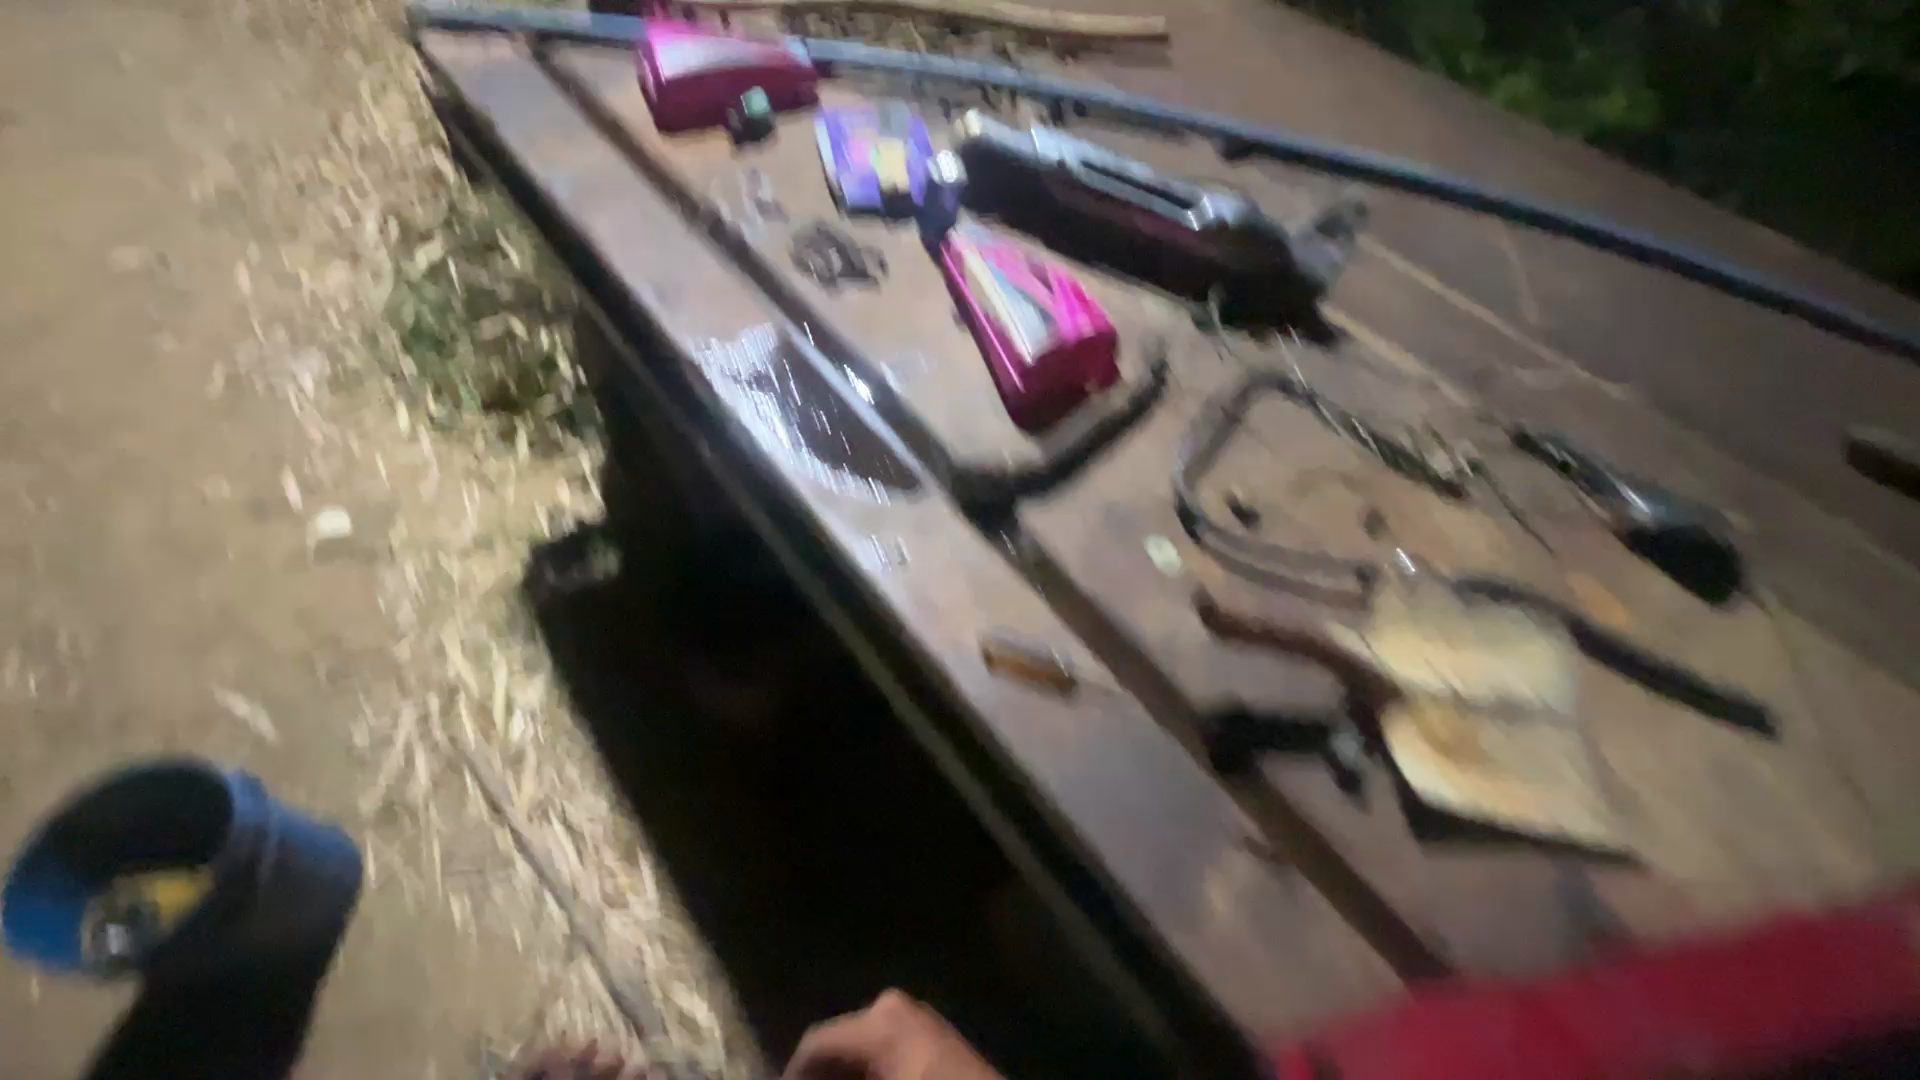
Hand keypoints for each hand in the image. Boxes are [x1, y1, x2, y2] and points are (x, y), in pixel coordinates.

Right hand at [782, 990, 1005, 1079]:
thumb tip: (791, 1076)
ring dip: (845, 1074)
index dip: (792, 1072)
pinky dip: (870, 1072)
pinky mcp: (934, 1037)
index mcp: (879, 1020)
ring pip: (863, 1047)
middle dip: (822, 1073)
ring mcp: (918, 1018)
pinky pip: (886, 1051)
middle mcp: (894, 1007)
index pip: (815, 1042)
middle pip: (840, 1042)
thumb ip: (831, 1077)